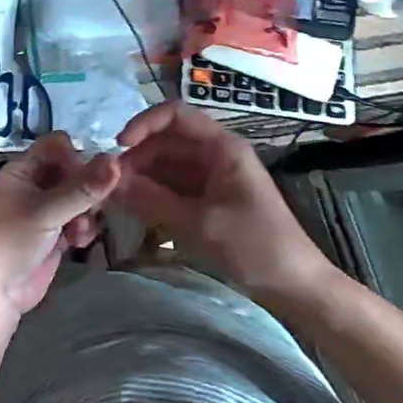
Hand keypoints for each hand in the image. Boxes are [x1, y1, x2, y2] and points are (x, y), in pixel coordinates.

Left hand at [0, 132, 119, 316]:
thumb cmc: (11, 242)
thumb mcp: (46, 212)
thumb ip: (82, 188)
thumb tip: (116, 161)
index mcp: (23, 169)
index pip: (57, 145)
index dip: (75, 156)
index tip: (86, 176)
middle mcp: (35, 184)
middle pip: (74, 170)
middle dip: (87, 189)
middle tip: (93, 207)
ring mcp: (47, 209)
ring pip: (82, 196)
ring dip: (87, 211)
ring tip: (80, 231)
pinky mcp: (57, 231)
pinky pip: (82, 218)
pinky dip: (84, 228)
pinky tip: (78, 242)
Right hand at [113, 102, 335, 299]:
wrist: (295, 286)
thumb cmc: (255, 246)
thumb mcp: (199, 223)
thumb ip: (151, 201)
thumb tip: (107, 183)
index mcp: (222, 147)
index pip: (174, 115)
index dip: (142, 124)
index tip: (116, 149)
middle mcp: (214, 156)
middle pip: (164, 142)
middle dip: (135, 158)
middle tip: (107, 185)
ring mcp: (211, 180)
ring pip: (164, 167)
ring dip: (140, 179)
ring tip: (113, 200)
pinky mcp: (207, 203)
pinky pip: (171, 189)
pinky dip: (151, 196)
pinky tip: (131, 212)